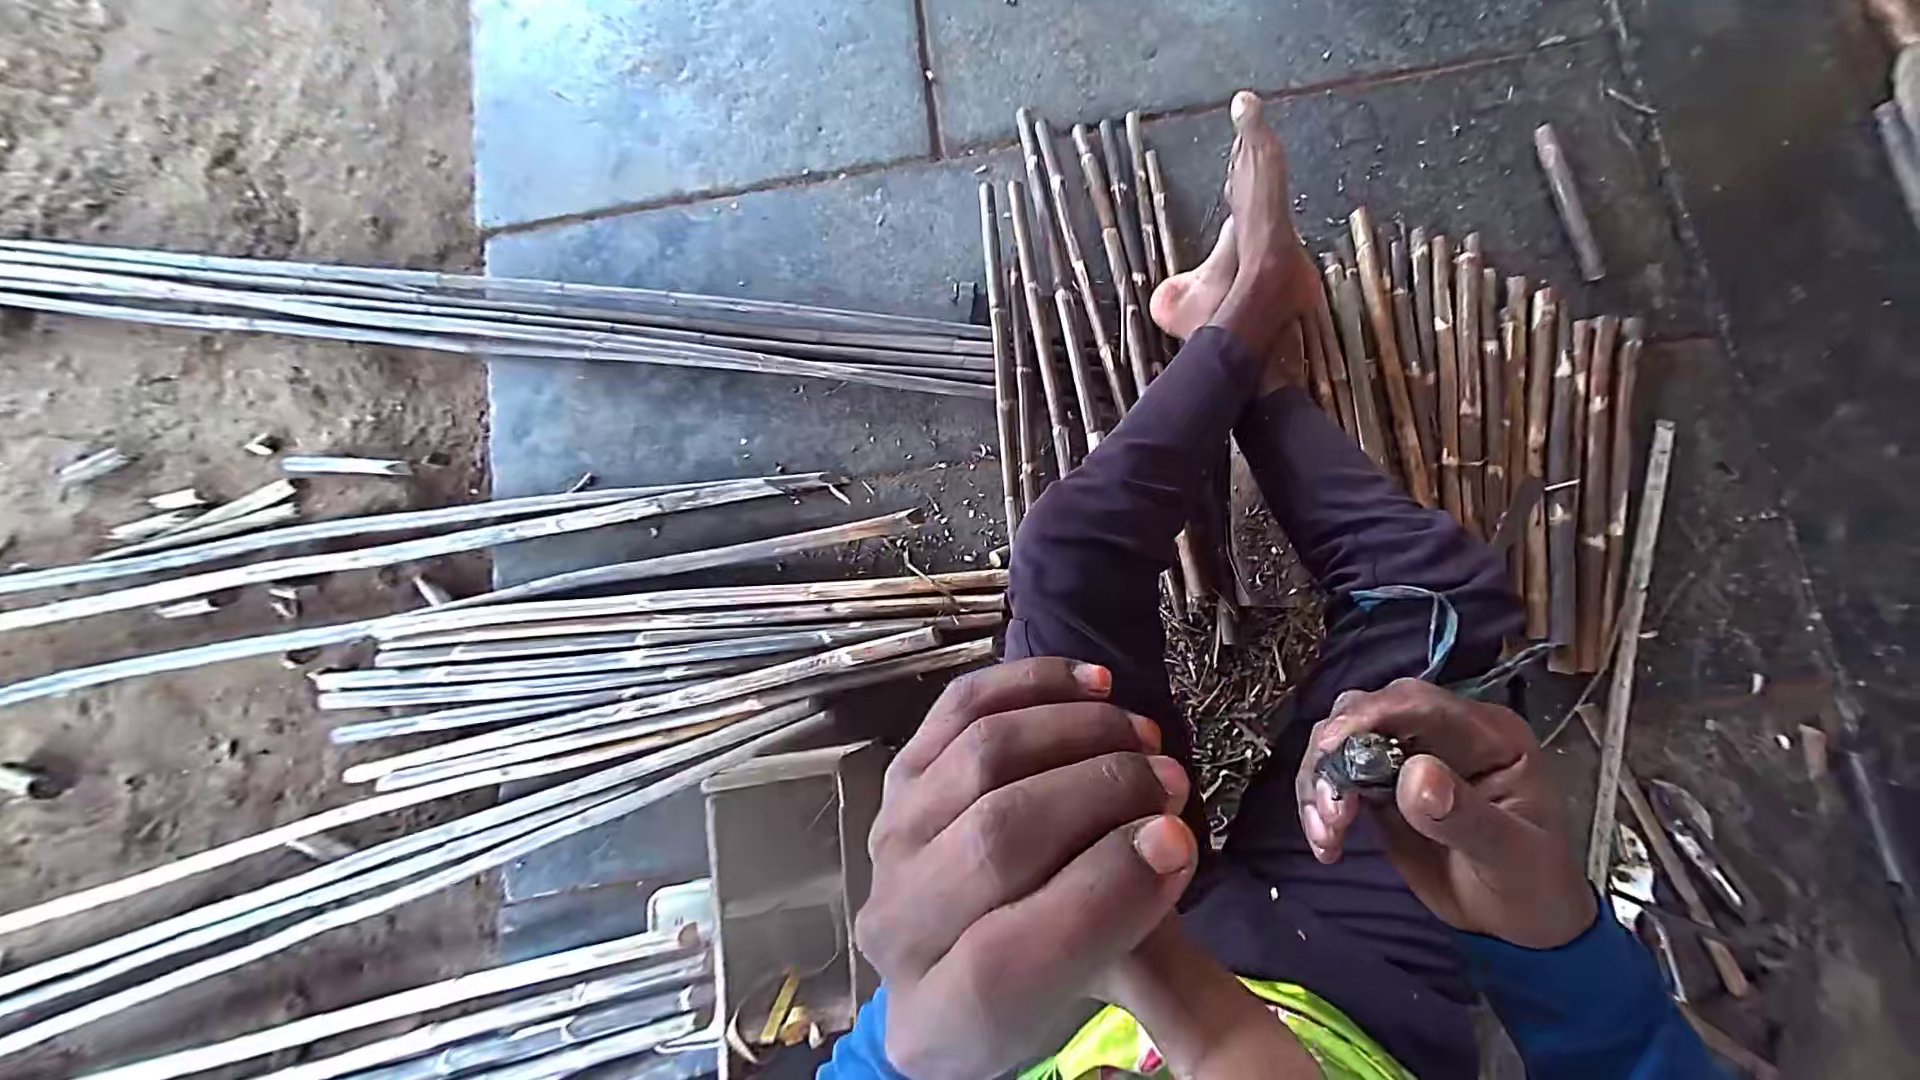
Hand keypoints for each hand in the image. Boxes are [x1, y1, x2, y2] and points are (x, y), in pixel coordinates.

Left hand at [855, 658, 1198, 1079]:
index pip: (1005, 961)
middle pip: (997, 837)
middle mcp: (898, 922)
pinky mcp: (902, 769)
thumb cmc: (1032, 986)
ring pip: (981, 754)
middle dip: (1100, 792)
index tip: (1179, 838)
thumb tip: (1171, 844)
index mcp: (937, 1023)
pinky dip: (1031, 683)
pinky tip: (1092, 686)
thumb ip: (1151, 964)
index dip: (1104, 893)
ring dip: (1072, 730)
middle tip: (1166, 776)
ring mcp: (892, 833)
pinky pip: (961, 705)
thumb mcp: (1093, 1008)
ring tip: (1138, 732)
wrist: (951, 942)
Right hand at [1295, 678, 1597, 948]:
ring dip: (1320, 782)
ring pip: (1335, 740)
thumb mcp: (1514, 860)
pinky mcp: (1371, 777)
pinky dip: (1316, 801)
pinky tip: (1325, 841)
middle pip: (1361, 712)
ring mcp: (1399, 752)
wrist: (1514, 925)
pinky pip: (1329, 773)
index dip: (1368, 715)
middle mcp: (1435, 732)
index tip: (1331, 745)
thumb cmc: (1532, 890)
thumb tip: (1416, 774)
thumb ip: (1469, 816)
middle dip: (1333, 753)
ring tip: (1328, 833)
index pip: (1416, 702)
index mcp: (1484, 735)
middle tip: (1329, 805)